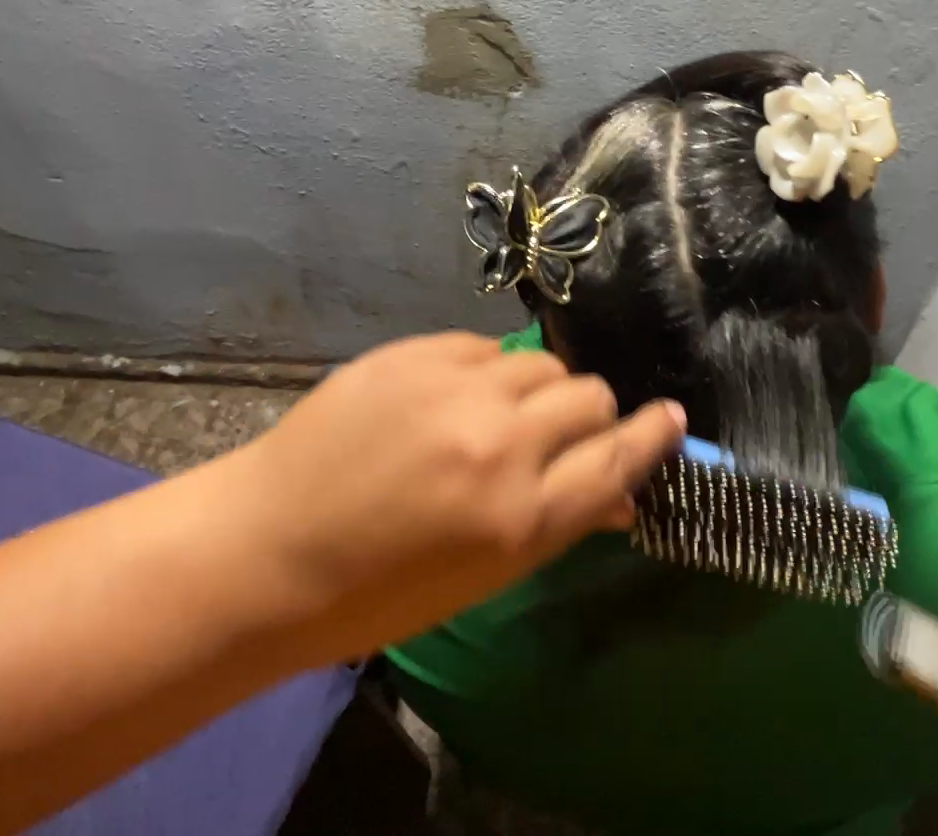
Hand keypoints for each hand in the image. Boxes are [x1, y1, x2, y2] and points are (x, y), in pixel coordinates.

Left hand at [206, 331, 685, 661]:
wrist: (266, 550)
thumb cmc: (381, 589)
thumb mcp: (485, 576)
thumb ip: (560, 522)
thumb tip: (622, 493)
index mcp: (522, 519)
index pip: (619, 459)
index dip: (654, 435)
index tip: (671, 417)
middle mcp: (500, 445)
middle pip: (592, 397)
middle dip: (591, 415)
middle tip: (561, 433)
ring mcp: (455, 391)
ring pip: (544, 365)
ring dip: (539, 391)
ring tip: (502, 414)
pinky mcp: (414, 354)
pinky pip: (486, 348)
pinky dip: (486, 373)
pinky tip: (454, 398)